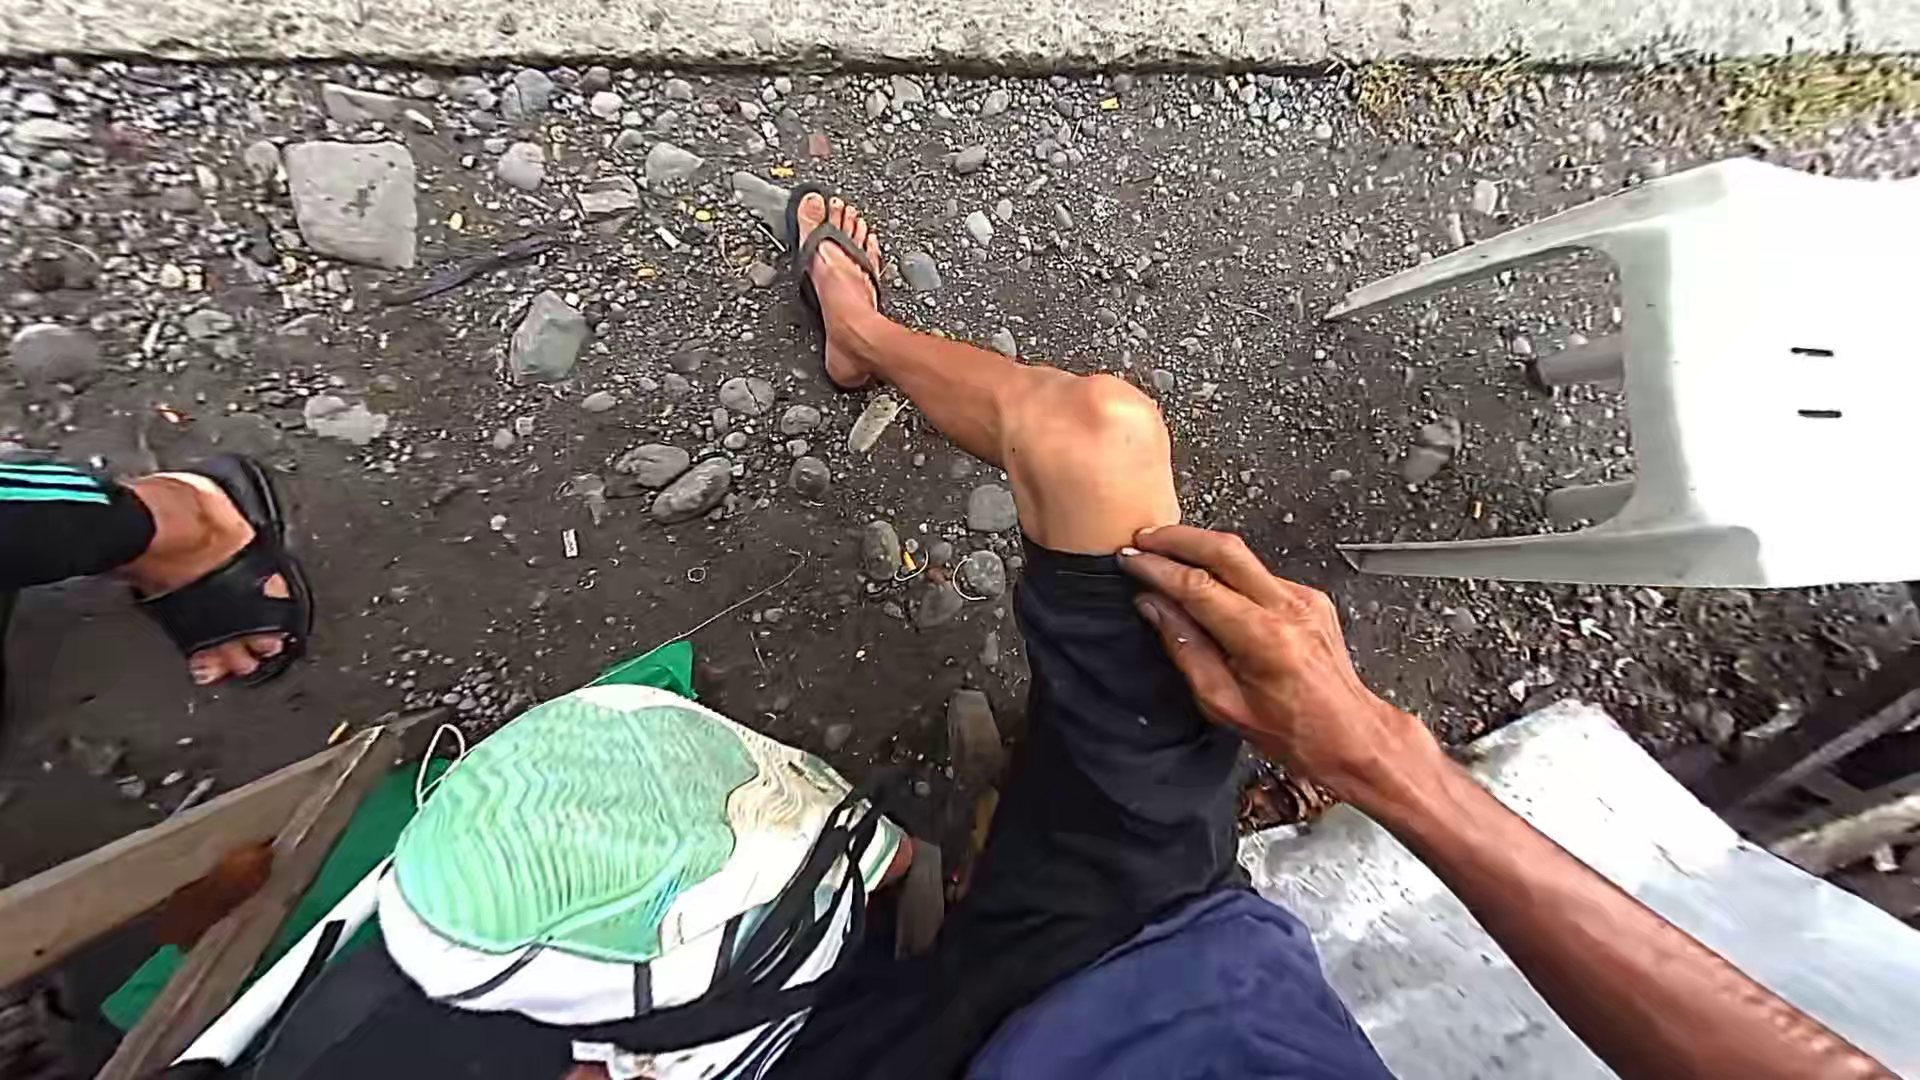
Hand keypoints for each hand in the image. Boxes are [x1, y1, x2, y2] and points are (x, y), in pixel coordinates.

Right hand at [1118, 525, 1439, 803]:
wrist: (1351, 734)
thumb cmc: (1290, 730)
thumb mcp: (1220, 701)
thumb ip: (1184, 646)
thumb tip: (1152, 605)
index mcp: (1264, 639)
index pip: (1198, 586)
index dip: (1157, 568)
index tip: (1130, 559)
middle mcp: (1288, 608)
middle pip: (1224, 549)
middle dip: (1176, 537)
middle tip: (1142, 537)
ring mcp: (1302, 598)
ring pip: (1240, 553)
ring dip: (1196, 545)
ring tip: (1161, 549)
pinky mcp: (1307, 596)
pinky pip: (1254, 570)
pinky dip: (1221, 565)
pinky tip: (1200, 574)